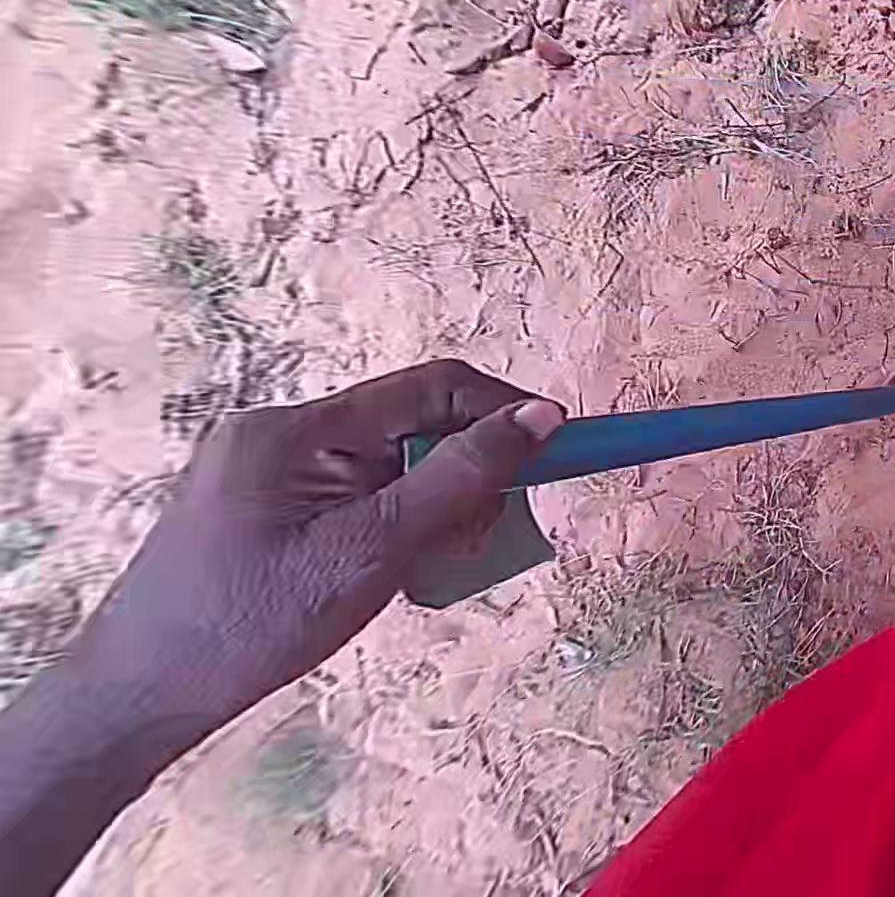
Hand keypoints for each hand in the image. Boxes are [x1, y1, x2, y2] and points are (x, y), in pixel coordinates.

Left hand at [68, 359, 563, 726]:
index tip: (557, 444)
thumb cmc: (257, 623)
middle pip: (426, 418)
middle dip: (478, 462)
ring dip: (454, 491)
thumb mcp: (377, 544)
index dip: (506, 406)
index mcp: (301, 429)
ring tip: (449, 546)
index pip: (435, 386)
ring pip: (413, 450)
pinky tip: (419, 547)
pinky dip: (424, 506)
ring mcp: (292, 460)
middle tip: (492, 518)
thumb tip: (546, 414)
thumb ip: (464, 472)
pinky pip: (389, 478)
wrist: (138, 706)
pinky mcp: (297, 491)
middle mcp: (295, 429)